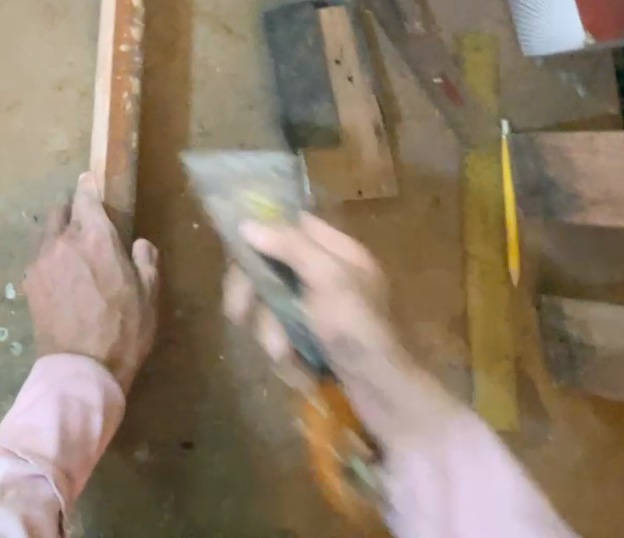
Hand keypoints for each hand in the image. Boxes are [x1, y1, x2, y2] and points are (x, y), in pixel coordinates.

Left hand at [24, 188, 159, 390]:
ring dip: (57, 233)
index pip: (86, 196)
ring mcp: (42, 261)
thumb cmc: (123, 331)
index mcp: (95, 237)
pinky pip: (38, 257)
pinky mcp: (29, 282)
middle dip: (71, 210)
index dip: (88, 185)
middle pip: (60, 209)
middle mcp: (63, 240)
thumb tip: (139, 243)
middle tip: (85, 223)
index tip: (90, 180)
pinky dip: (48, 256)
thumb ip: (146, 261)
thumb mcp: (149, 297)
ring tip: (70, 251)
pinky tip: (59, 275)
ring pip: (45, 232)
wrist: (81, 369)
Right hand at [223, 213, 458, 446]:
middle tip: (239, 313)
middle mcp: (325, 274)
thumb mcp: (329, 280)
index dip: (259, 234)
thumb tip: (246, 224)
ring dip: (268, 330)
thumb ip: (290, 247)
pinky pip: (279, 333)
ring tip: (282, 354)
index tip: (235, 252)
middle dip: (254, 293)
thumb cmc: (361, 331)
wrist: (388, 400)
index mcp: (337, 251)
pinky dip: (282, 351)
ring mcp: (318, 309)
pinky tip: (294, 367)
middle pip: (269, 265)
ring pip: (269, 304)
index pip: (288, 224)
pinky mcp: (313, 340)